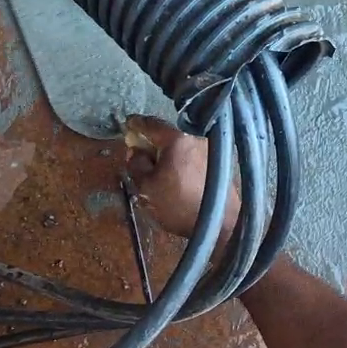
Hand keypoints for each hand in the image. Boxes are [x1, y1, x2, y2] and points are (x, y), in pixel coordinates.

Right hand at [123, 115, 237, 240]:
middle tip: (138, 152)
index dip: (135, 123)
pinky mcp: (217, 164)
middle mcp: (195, 139)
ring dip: (166, 154)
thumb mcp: (146, 187)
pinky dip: (179, 162)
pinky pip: (190, 156)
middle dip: (151, 142)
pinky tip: (174, 177)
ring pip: (179, 147)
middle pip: (167, 135)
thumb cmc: (179, 206)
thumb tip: (136, 152)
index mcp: (177, 139)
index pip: (151, 124)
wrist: (218, 224)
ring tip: (156, 170)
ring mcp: (208, 150)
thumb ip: (135, 164)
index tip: (128, 124)